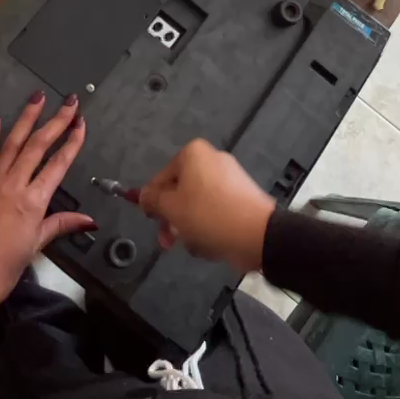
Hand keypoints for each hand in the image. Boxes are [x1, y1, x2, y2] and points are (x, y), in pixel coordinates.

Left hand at [0, 94, 95, 324]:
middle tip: (69, 102)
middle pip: (37, 147)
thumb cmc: (3, 270)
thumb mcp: (36, 247)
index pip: (57, 165)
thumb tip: (89, 220)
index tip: (81, 123)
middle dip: (55, 122)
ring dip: (25, 120)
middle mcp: (13, 187)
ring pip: (12, 146)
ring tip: (37, 99)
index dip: (72, 142)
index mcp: (32, 202)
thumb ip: (60, 225)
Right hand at [138, 139, 275, 273]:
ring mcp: (230, 176)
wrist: (257, 234)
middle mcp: (212, 158)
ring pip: (197, 204)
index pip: (160, 178)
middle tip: (169, 241)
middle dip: (173, 218)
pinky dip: (210, 226)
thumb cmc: (207, 215)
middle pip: (180, 191)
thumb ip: (152, 200)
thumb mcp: (170, 208)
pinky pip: (216, 210)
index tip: (153, 222)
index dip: (153, 202)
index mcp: (193, 154)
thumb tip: (142, 195)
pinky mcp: (243, 196)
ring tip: (196, 244)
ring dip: (190, 226)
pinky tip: (212, 243)